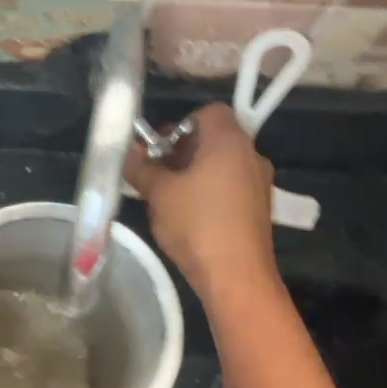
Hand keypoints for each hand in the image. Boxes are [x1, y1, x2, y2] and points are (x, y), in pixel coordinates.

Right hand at [124, 103, 276, 292]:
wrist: (235, 275)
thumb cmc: (196, 224)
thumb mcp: (159, 194)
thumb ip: (142, 168)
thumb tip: (128, 151)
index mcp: (229, 140)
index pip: (207, 112)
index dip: (179, 125)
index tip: (158, 150)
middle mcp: (250, 154)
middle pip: (214, 140)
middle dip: (181, 153)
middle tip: (154, 175)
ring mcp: (258, 183)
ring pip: (221, 167)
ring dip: (193, 176)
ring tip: (166, 200)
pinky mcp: (258, 209)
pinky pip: (229, 189)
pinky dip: (209, 195)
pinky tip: (188, 219)